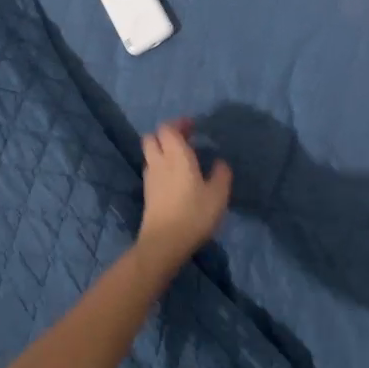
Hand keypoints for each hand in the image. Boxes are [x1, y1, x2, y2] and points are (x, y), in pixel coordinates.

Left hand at [137, 120, 231, 268]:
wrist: (164, 243)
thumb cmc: (194, 214)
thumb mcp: (218, 194)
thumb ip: (221, 174)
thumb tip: (219, 162)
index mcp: (177, 155)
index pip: (167, 129)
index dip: (179, 124)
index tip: (194, 127)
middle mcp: (160, 161)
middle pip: (152, 137)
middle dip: (166, 135)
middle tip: (185, 139)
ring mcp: (150, 178)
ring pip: (150, 154)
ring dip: (162, 150)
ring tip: (181, 158)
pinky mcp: (147, 193)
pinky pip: (151, 169)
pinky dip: (161, 166)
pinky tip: (175, 177)